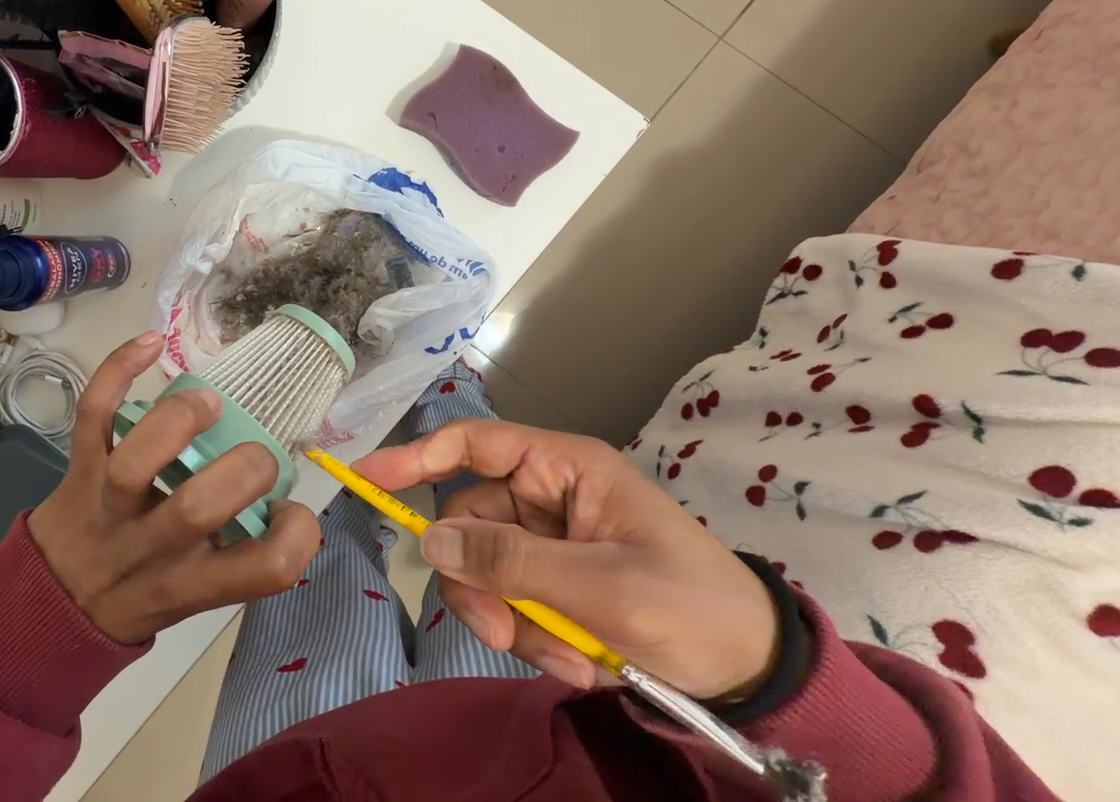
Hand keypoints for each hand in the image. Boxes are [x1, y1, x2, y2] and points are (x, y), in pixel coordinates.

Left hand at [28, 332, 321, 643]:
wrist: (51, 601)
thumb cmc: (138, 593)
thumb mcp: (193, 596)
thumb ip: (235, 558)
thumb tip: (275, 498)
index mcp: (191, 582)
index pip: (263, 569)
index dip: (296, 534)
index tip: (285, 511)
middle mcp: (148, 546)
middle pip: (197, 509)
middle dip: (243, 470)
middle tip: (253, 457)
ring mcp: (107, 504)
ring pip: (135, 461)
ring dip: (179, 421)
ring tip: (208, 403)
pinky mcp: (78, 467)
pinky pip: (93, 414)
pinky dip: (119, 370)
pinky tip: (152, 344)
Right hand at [354, 420, 777, 698]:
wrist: (753, 674)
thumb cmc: (690, 607)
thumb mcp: (601, 587)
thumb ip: (511, 561)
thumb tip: (430, 543)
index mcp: (564, 469)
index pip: (474, 445)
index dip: (417, 455)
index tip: (366, 477)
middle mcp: (546, 496)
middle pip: (468, 524)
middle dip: (482, 584)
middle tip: (504, 631)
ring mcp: (547, 542)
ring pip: (482, 571)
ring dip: (513, 621)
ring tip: (567, 659)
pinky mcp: (550, 583)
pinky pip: (508, 602)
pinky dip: (533, 639)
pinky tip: (579, 665)